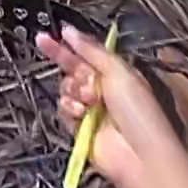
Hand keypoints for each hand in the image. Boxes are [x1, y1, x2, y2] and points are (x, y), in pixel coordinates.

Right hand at [37, 24, 182, 187]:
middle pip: (71, 67)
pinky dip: (70, 107)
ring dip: (74, 89)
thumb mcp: (118, 71)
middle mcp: (102, 88)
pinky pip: (63, 108)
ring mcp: (90, 108)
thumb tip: (69, 31)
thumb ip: (91, 49)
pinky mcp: (79, 127)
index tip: (48, 36)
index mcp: (115, 72)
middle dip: (66, 62)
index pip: (86, 52)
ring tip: (90, 98)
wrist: (139, 156)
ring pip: (65, 87)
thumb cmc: (139, 113)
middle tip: (53, 51)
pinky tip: (82, 112)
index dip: (67, 43)